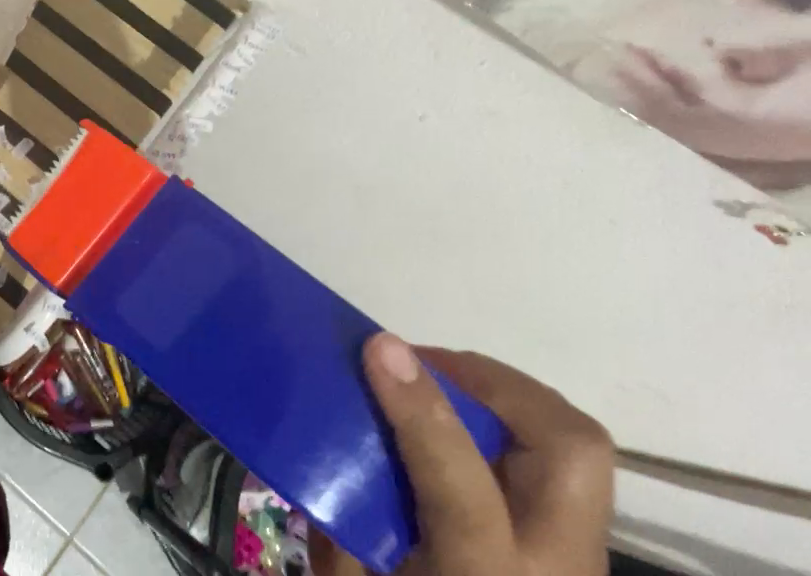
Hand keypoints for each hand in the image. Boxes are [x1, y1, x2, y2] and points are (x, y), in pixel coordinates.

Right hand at [312, 335, 614, 575]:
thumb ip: (336, 527)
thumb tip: (320, 445)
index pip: (461, 485)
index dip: (421, 408)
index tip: (379, 348)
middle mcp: (552, 566)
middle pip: (570, 449)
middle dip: (497, 385)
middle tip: (421, 365)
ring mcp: (581, 559)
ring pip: (578, 448)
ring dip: (506, 398)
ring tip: (435, 384)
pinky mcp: (581, 550)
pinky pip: (557, 465)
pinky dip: (509, 426)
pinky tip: (457, 428)